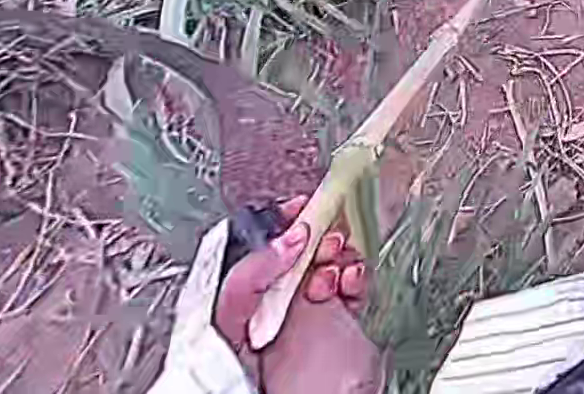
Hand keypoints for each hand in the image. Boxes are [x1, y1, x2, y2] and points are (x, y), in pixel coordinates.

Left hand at [214, 196, 381, 393]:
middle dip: (317, 236)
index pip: (256, 249)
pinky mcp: (341, 323)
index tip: (298, 209)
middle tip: (322, 240)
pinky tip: (351, 280)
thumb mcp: (225, 336)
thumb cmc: (241, 393)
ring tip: (335, 264)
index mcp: (234, 309)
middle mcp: (272, 308)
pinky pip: (354, 284)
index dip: (278, 224)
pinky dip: (358, 274)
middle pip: (300, 250)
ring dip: (340, 253)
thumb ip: (246, 284)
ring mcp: (308, 315)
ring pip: (331, 262)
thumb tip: (288, 239)